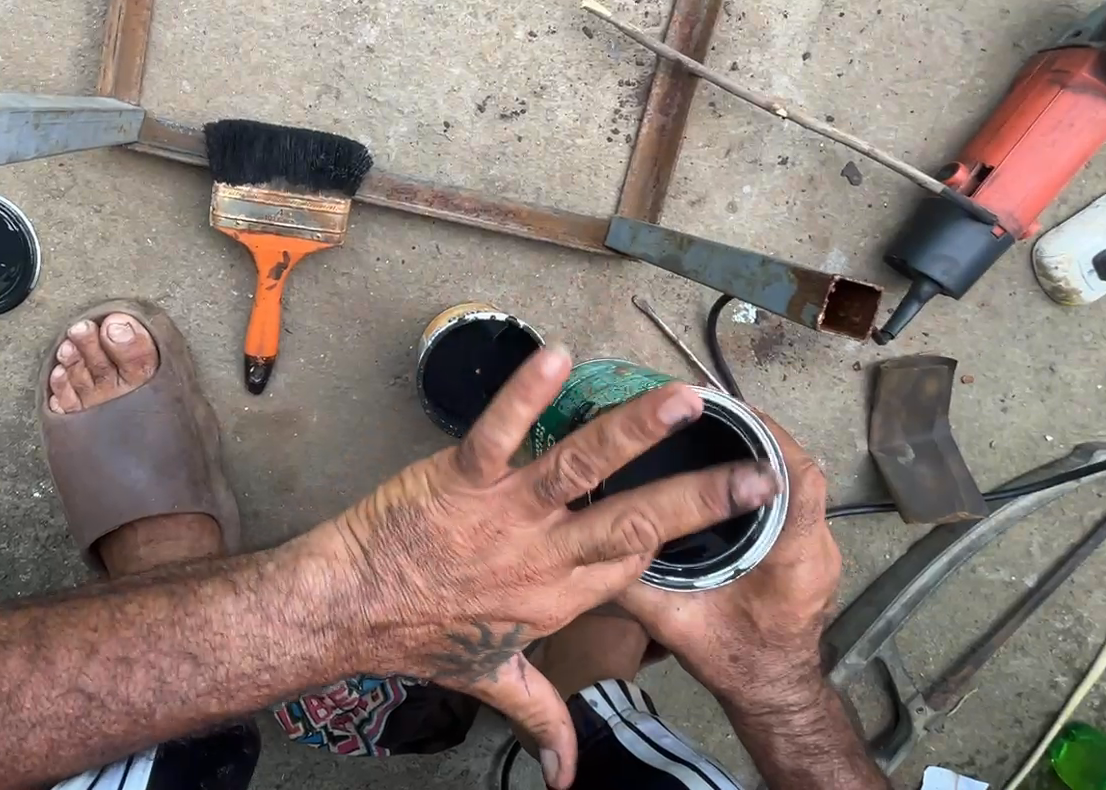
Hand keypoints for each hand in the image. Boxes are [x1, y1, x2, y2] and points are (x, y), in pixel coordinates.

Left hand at [306, 347, 780, 788]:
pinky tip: (556, 358)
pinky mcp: (462, 478)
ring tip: (683, 400)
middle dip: (699, 497)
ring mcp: (506, 512)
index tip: (726, 511)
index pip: (635, 562)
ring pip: (580, 468)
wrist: (350, 610)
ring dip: (634, 432)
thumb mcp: (490, 680)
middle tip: (755, 470)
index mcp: (558, 595)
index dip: (683, 536)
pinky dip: (526, 395)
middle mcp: (545, 554)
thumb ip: (539, 719)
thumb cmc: (417, 633)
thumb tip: (565, 774)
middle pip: (635, 523)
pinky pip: (500, 432)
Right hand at [616, 408, 841, 716]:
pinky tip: (724, 454)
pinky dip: (764, 463)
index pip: (799, 485)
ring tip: (711, 422)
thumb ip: (636, 584)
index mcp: (791, 564)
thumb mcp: (674, 626)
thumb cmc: (731, 660)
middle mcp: (814, 546)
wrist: (774, 692)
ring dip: (762, 443)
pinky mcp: (809, 540)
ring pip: (801, 475)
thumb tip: (587, 537)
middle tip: (704, 409)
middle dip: (758, 430)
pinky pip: (796, 489)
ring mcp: (818, 543)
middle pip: (801, 468)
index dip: (768, 439)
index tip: (723, 412)